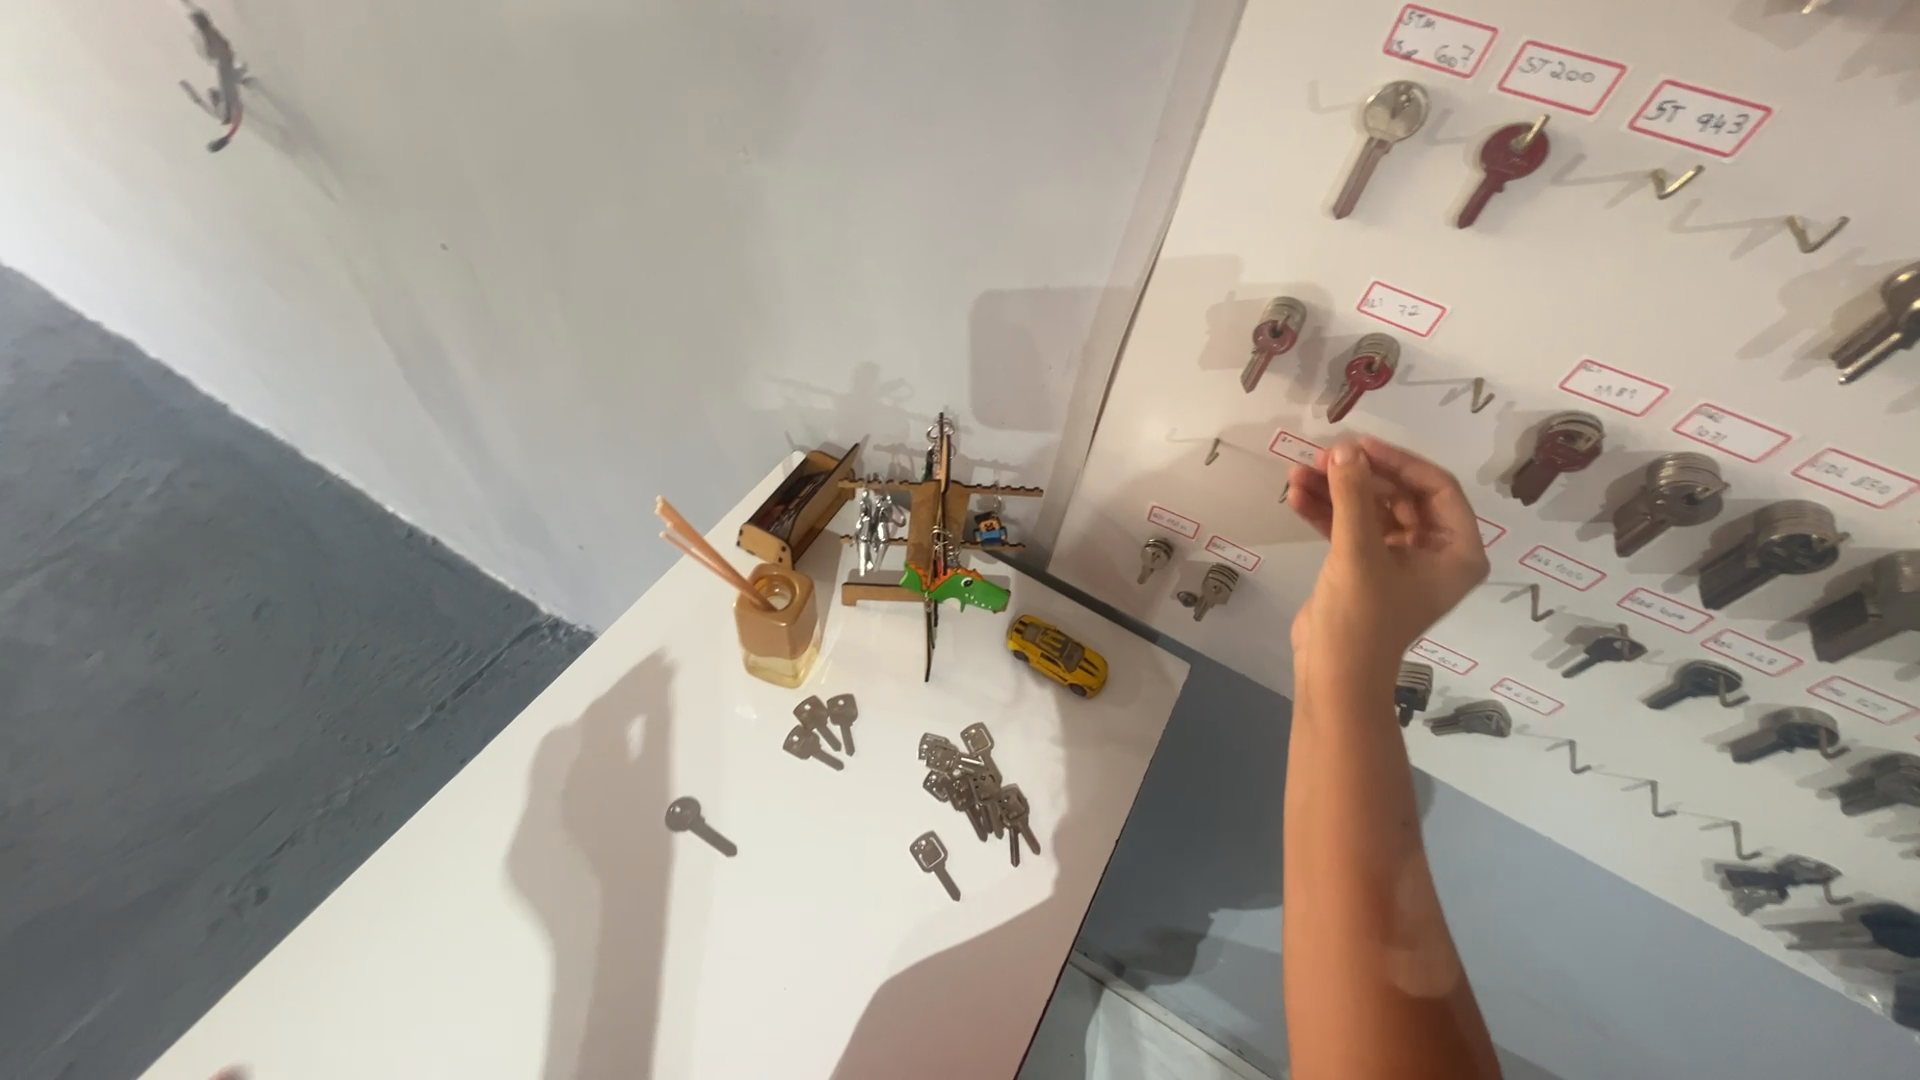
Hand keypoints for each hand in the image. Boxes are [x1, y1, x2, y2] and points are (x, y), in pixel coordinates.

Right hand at [1286, 437, 1488, 686]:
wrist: (1332, 674)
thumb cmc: (1361, 617)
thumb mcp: (1358, 552)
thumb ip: (1352, 497)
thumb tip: (1343, 450)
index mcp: (1457, 551)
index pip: (1436, 488)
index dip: (1397, 461)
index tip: (1357, 445)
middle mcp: (1434, 552)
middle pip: (1399, 496)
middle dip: (1358, 476)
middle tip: (1321, 457)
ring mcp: (1398, 561)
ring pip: (1369, 511)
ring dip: (1335, 492)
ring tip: (1297, 474)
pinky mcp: (1364, 569)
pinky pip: (1350, 530)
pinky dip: (1325, 514)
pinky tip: (1296, 498)